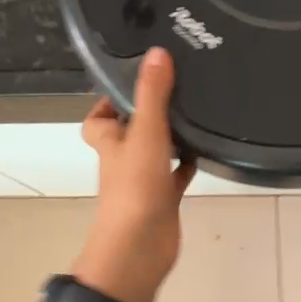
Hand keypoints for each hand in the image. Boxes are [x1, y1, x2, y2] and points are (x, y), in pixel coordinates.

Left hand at [74, 48, 195, 301]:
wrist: (139, 250)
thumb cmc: (135, 188)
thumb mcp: (145, 133)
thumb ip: (152, 93)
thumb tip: (157, 51)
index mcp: (110, 141)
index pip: (97, 118)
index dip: (108, 101)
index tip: (134, 81)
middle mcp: (122, 158)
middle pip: (129, 131)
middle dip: (147, 112)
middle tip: (175, 87)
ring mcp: (142, 180)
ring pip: (154, 151)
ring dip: (169, 135)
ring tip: (194, 108)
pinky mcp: (162, 199)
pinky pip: (175, 175)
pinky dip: (186, 163)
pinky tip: (203, 149)